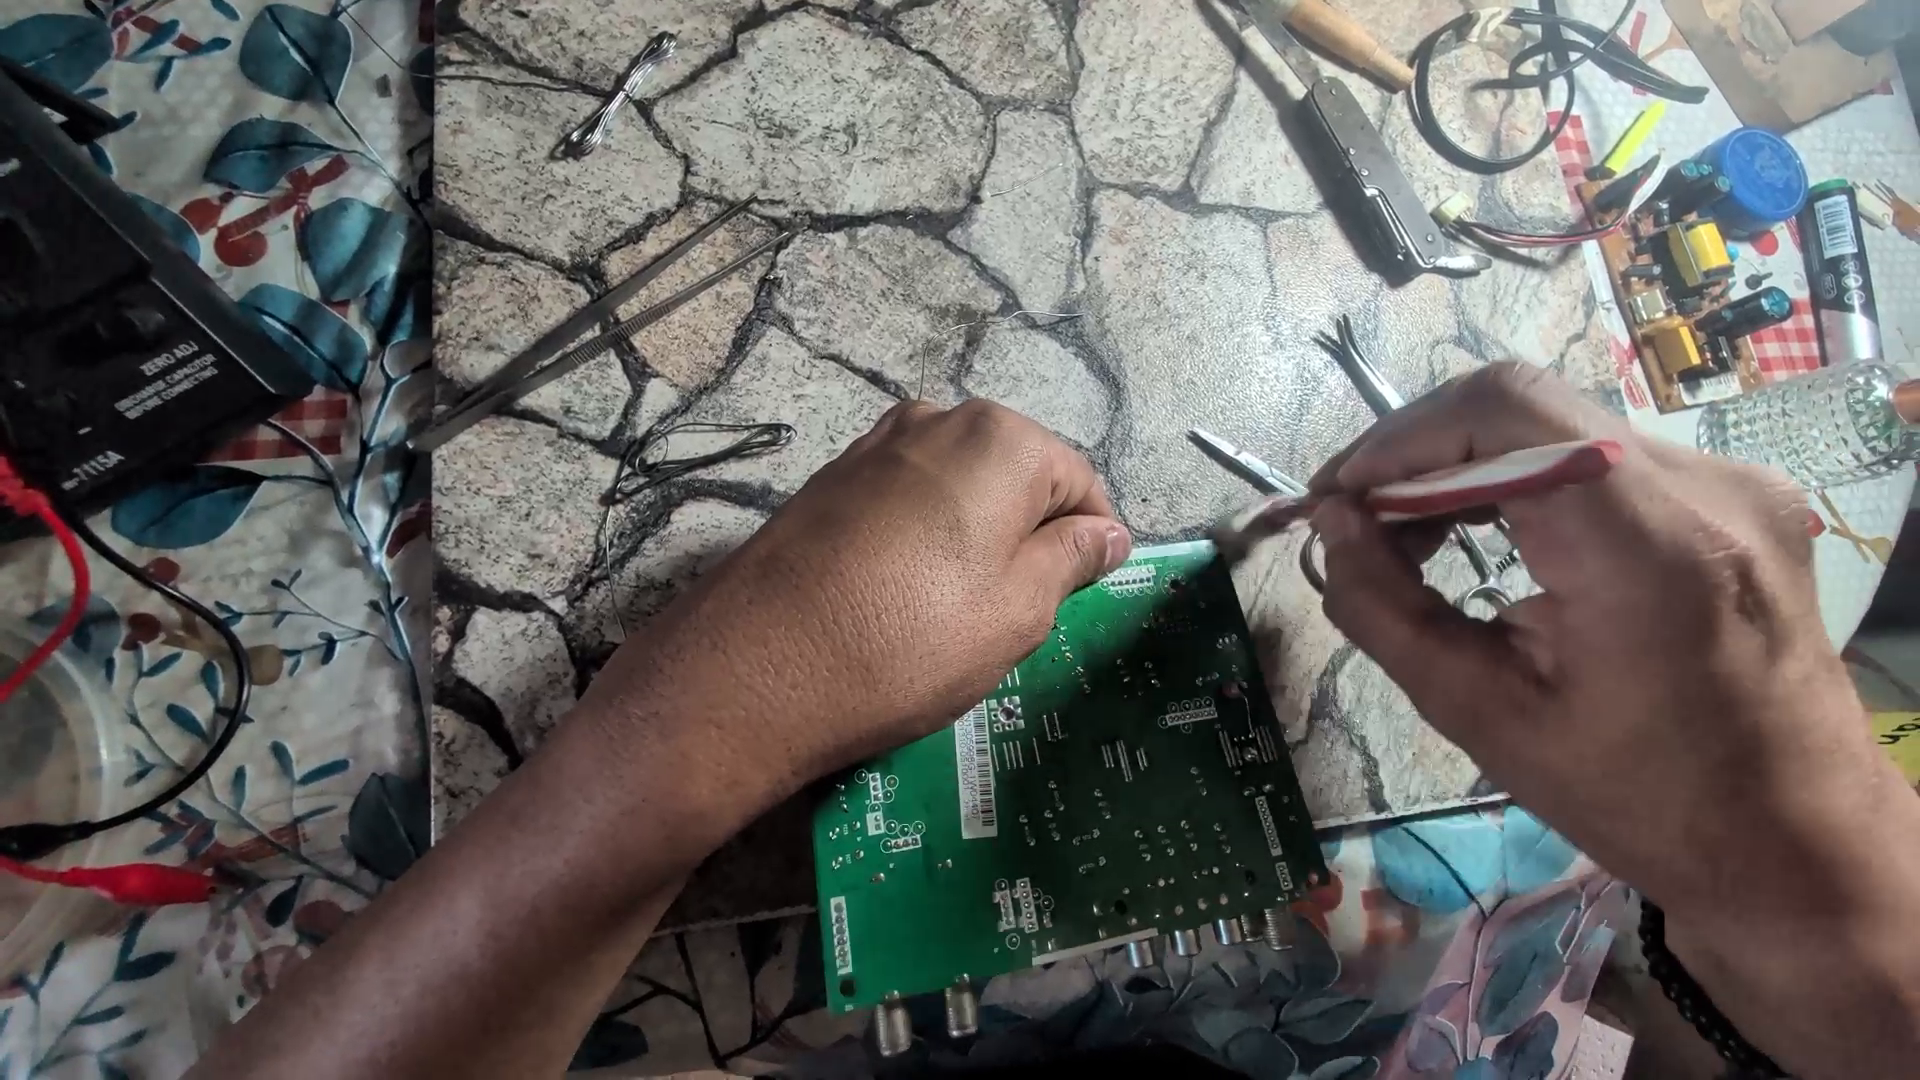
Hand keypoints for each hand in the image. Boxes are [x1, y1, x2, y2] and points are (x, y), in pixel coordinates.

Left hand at [585, 399, 1130, 789]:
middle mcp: (936, 419)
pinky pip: (907, 498)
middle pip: (1016, 476)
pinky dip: (925, 535)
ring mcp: (874, 445)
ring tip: (956, 606)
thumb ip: (1072, 557)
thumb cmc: (908, 641)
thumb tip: (1108, 531)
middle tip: (1018, 610)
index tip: (1083, 593)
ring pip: (960, 487)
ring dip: (976, 536)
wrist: (753, 669)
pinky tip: (904, 590)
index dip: (1092, 538)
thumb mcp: (1017, 610)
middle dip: (1030, 534)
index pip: (1078, 479)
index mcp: (998, 439)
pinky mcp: (830, 478)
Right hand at [1306, 364, 1919, 1076]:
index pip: (1502, 417)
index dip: (1396, 442)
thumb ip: (1383, 607)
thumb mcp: (1475, 711)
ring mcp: (1725, 483)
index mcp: (1648, 549)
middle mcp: (1703, 488)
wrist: (1798, 843)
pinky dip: (1495, 478)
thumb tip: (1330, 522)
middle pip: (1517, 404)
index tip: (1333, 499)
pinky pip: (1576, 452)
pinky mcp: (1720, 496)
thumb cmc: (1633, 797)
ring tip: (1394, 534)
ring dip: (1446, 465)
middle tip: (1350, 517)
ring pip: (1541, 421)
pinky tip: (1459, 529)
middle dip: (1410, 451)